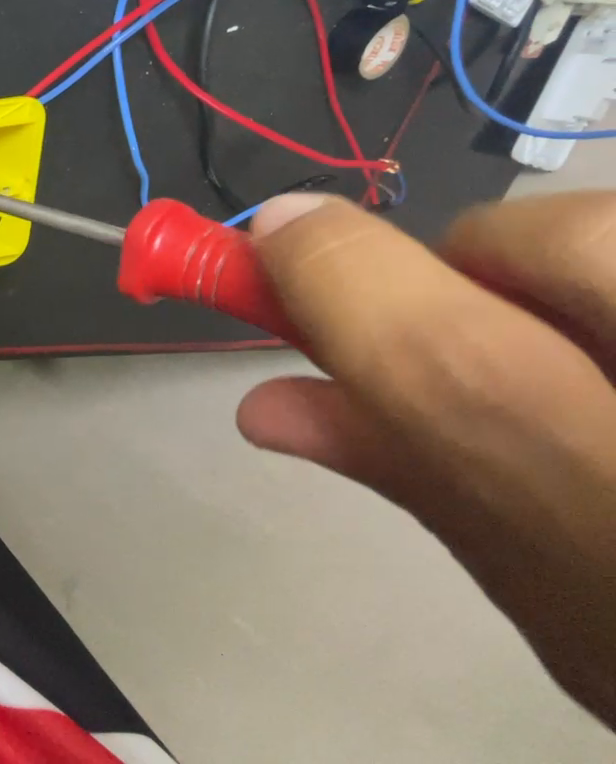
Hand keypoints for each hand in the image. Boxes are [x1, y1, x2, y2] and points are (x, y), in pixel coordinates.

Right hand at [240, 190, 615, 725]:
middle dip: (486, 259)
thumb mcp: (564, 612)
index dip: (329, 271)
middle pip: (573, 243)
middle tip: (482, 320)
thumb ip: (417, 485)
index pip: (445, 354)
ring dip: (593, 273)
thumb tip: (268, 402)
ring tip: (608, 361)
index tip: (275, 238)